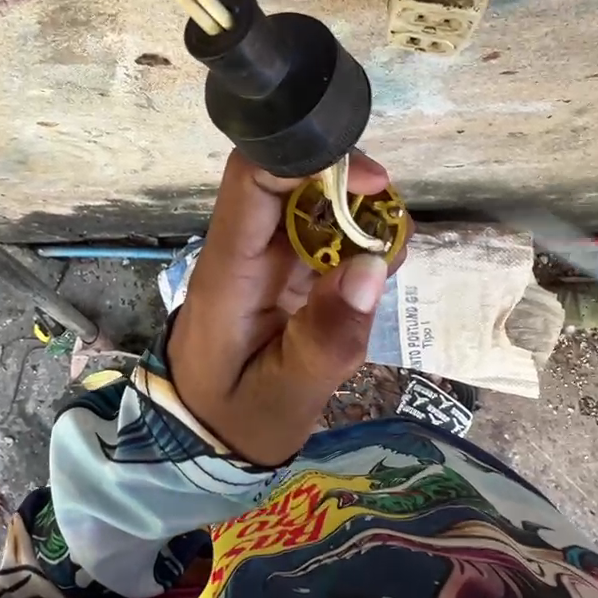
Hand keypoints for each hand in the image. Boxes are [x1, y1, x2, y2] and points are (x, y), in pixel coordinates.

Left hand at [166, 150, 403, 465]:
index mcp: (230, 267)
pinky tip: (378, 267)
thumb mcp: (286, 395)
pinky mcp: (281, 274)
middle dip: (347, 187)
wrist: (204, 437)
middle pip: (286, 182)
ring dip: (356, 214)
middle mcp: (243, 250)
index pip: (251, 180)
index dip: (307, 161)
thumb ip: (325, 340)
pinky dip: (354, 242)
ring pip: (308, 206)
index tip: (372, 183)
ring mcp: (262, 259)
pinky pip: (319, 238)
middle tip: (393, 223)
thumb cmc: (236, 418)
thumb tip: (370, 265)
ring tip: (392, 249)